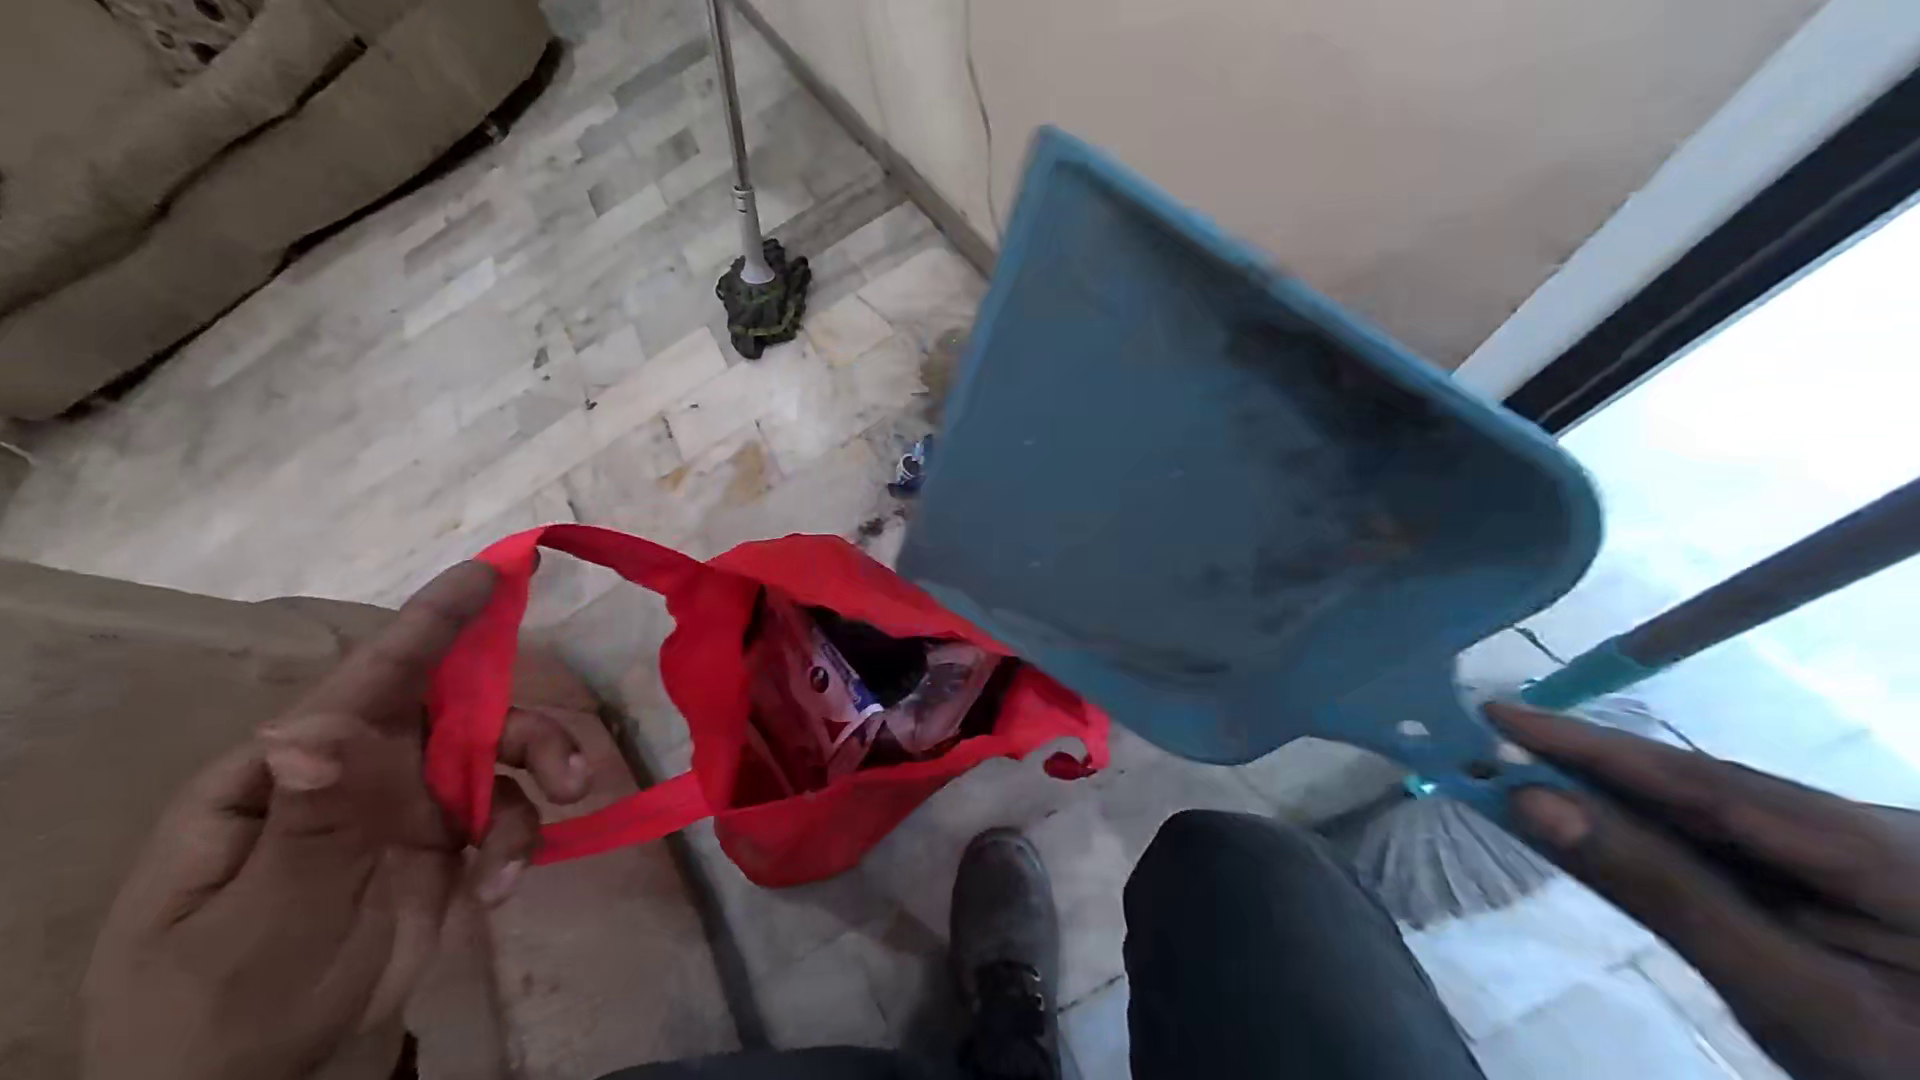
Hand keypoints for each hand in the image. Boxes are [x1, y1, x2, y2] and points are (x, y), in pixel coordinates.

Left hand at [83, 562, 592, 1079]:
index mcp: (288, 771)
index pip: (366, 681)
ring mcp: (406, 805)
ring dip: (539, 781)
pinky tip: (503, 888)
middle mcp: (357, 771)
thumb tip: (319, 730)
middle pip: (461, 716)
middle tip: (570, 773)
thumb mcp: (256, 921)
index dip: (432, 623)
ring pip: (499, 758)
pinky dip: (517, 844)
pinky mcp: (445, 840)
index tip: (492, 573)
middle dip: (524, 734)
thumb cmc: (221, 1009)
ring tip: (554, 826)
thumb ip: (305, 823)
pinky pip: (505, 814)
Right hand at [1494, 703, 1919, 1079]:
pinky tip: (1583, 811)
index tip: (1493, 714)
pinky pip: (1707, 830)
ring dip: (1598, 790)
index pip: (1699, 779)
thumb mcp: (1788, 998)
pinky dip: (1634, 821)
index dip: (1587, 744)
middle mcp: (1861, 823)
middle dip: (1581, 763)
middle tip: (1482, 742)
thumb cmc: (1900, 1072)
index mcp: (1878, 848)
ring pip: (1695, 804)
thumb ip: (1660, 892)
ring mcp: (1843, 845)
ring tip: (1511, 769)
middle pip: (1693, 783)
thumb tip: (1531, 802)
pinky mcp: (1818, 869)